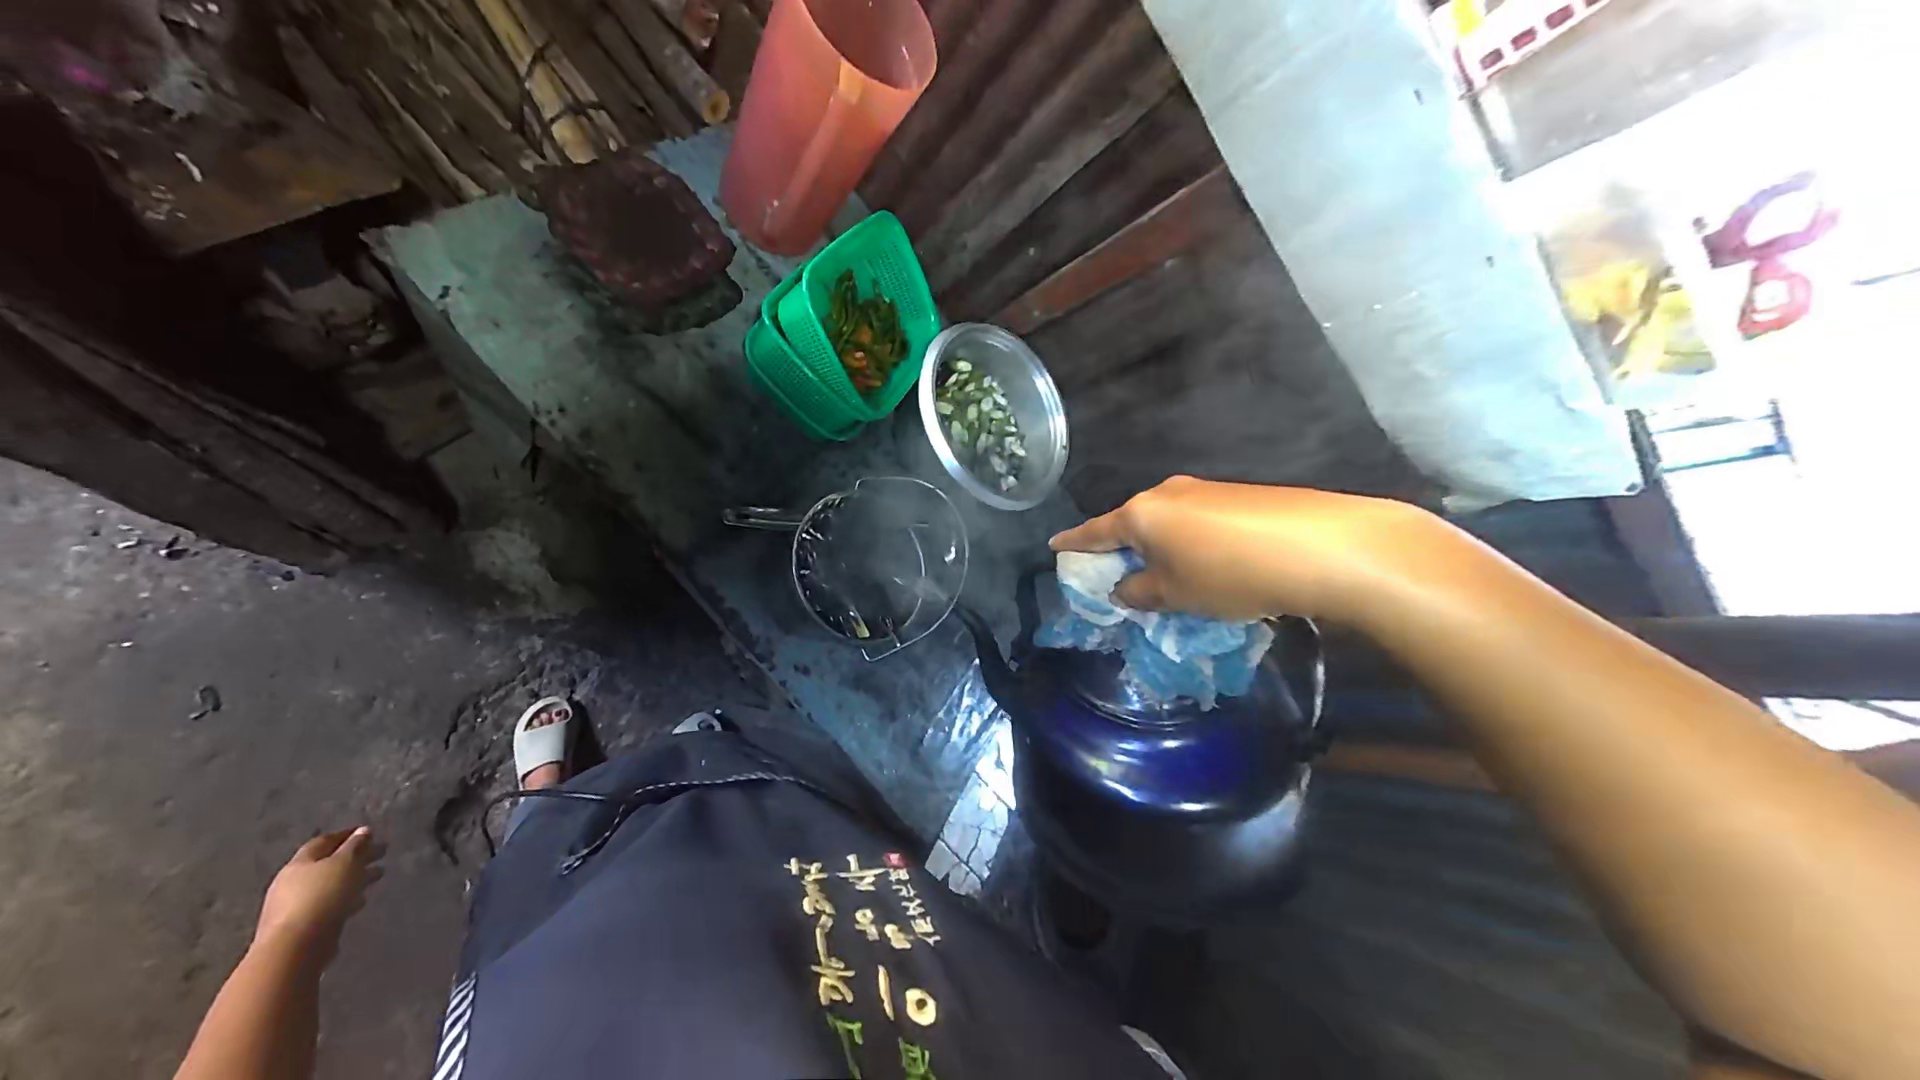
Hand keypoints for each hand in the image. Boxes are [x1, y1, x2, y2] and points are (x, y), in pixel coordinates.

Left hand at [254, 828, 383, 961]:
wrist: (295, 947)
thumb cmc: (323, 896)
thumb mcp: (346, 863)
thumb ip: (356, 846)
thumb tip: (364, 831)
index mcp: (300, 864)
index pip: (324, 842)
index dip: (347, 835)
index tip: (370, 832)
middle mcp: (292, 882)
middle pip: (328, 863)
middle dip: (356, 856)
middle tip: (382, 852)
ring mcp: (294, 905)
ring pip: (331, 884)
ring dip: (354, 877)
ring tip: (378, 875)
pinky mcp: (301, 925)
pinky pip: (328, 903)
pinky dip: (346, 897)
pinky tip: (360, 900)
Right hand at [1049, 476, 1443, 622]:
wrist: (1324, 547)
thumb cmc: (1230, 575)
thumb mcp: (1176, 595)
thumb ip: (1141, 592)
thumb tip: (1126, 587)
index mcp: (1141, 513)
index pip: (1095, 531)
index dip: (1074, 543)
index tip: (1054, 546)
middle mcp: (1168, 493)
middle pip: (1132, 523)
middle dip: (1122, 549)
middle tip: (1117, 577)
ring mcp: (1206, 491)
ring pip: (1167, 522)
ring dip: (1159, 548)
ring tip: (1168, 579)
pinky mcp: (1239, 497)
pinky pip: (1197, 522)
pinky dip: (1190, 543)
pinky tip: (1209, 567)